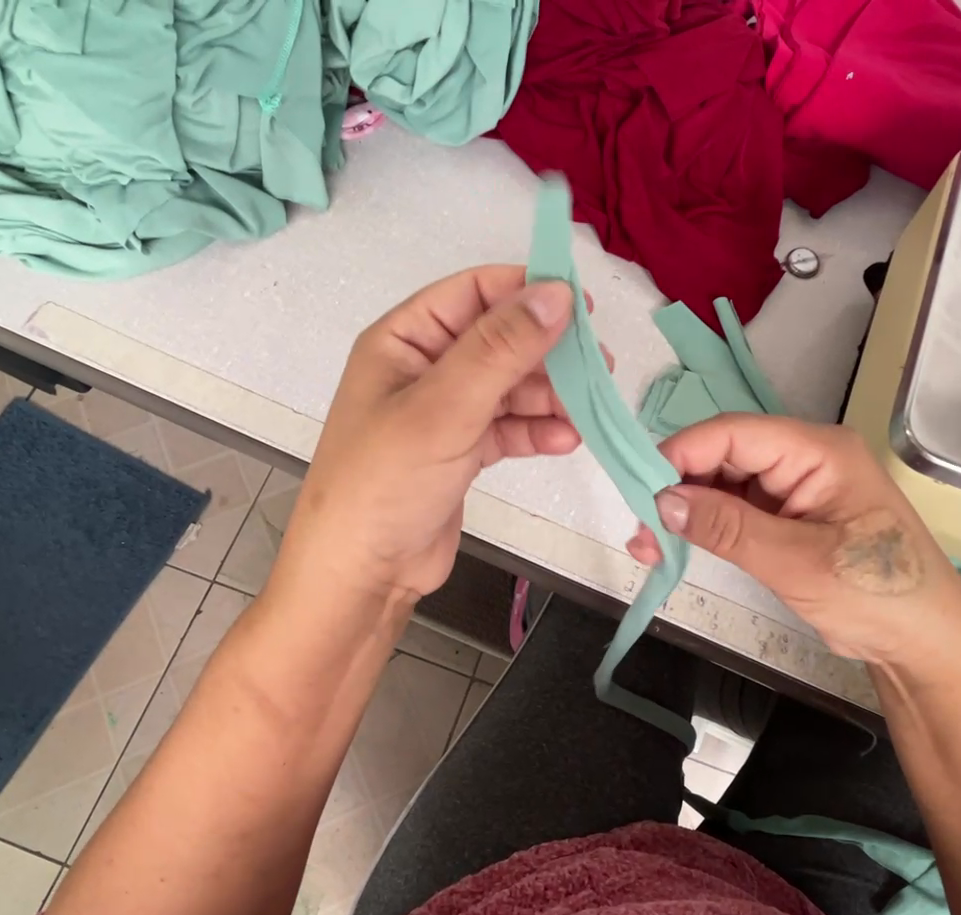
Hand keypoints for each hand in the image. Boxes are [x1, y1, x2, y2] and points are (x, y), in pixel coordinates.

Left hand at [274, 265, 583, 603]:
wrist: (361, 575)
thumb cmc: (385, 483)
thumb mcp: (442, 409)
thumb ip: (500, 349)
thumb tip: (557, 293)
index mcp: (404, 340)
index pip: (474, 294)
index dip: (527, 293)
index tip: (582, 308)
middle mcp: (423, 369)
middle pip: (499, 341)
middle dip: (547, 352)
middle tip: (599, 368)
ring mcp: (443, 414)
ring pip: (509, 387)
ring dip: (549, 396)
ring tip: (588, 412)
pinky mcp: (459, 453)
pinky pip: (507, 428)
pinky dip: (536, 432)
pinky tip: (566, 441)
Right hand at [625, 414, 960, 662]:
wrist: (923, 644)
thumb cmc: (875, 594)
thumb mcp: (795, 560)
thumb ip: (726, 526)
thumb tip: (661, 500)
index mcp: (817, 452)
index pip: (734, 433)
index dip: (682, 453)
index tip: (638, 486)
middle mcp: (802, 461)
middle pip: (724, 457)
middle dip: (677, 488)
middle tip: (639, 529)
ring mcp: (794, 492)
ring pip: (723, 486)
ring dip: (684, 512)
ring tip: (646, 546)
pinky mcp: (787, 521)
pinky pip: (734, 513)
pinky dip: (703, 529)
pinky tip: (671, 548)